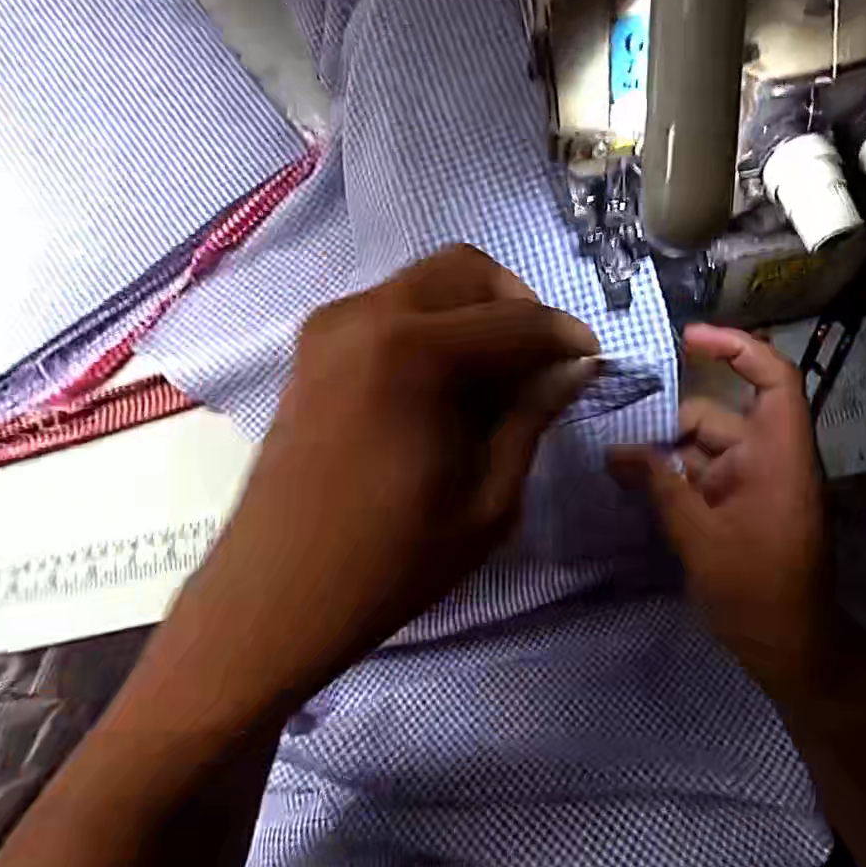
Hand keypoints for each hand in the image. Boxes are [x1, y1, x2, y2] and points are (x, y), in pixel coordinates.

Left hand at [163, 245, 600, 715]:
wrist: (273, 597)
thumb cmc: (391, 561)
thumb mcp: (488, 499)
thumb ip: (533, 416)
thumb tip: (575, 365)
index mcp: (416, 352)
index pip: (517, 320)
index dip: (565, 335)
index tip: (592, 359)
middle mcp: (369, 314)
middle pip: (467, 269)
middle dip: (519, 304)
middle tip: (541, 360)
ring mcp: (332, 325)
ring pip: (427, 281)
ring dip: (475, 310)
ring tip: (496, 373)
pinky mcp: (313, 345)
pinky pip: (391, 305)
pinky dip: (433, 322)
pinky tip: (445, 380)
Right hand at [610, 324, 838, 691]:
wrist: (793, 651)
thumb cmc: (757, 593)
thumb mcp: (699, 538)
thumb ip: (660, 486)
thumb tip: (618, 451)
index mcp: (778, 455)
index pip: (773, 379)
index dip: (737, 347)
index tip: (688, 339)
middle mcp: (768, 457)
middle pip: (716, 417)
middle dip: (666, 427)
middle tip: (614, 442)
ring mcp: (755, 480)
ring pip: (703, 447)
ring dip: (664, 456)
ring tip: (617, 467)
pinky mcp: (741, 502)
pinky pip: (704, 473)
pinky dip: (674, 477)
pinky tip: (636, 485)